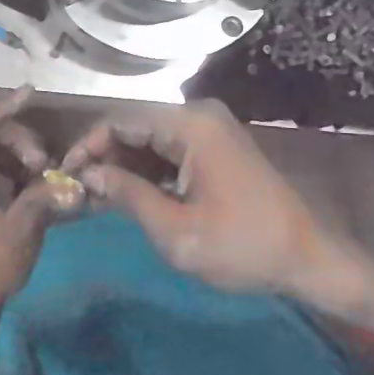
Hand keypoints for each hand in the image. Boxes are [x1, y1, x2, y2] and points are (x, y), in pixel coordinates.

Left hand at [0, 89, 83, 322]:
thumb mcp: (15, 238)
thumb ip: (42, 203)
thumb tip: (76, 184)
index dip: (0, 112)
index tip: (29, 94)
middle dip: (17, 140)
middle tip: (44, 161)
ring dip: (17, 151)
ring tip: (42, 171)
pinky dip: (14, 164)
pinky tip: (34, 176)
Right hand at [61, 100, 373, 306]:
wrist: (309, 259)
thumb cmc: (244, 246)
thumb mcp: (176, 231)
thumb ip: (127, 196)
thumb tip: (87, 176)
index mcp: (190, 125)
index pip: (121, 122)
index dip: (88, 147)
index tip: (64, 177)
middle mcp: (197, 115)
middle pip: (134, 126)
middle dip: (104, 158)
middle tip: (79, 192)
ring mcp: (209, 129)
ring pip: (149, 138)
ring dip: (123, 166)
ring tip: (98, 198)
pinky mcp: (215, 145)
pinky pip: (168, 148)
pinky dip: (147, 170)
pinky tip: (129, 195)